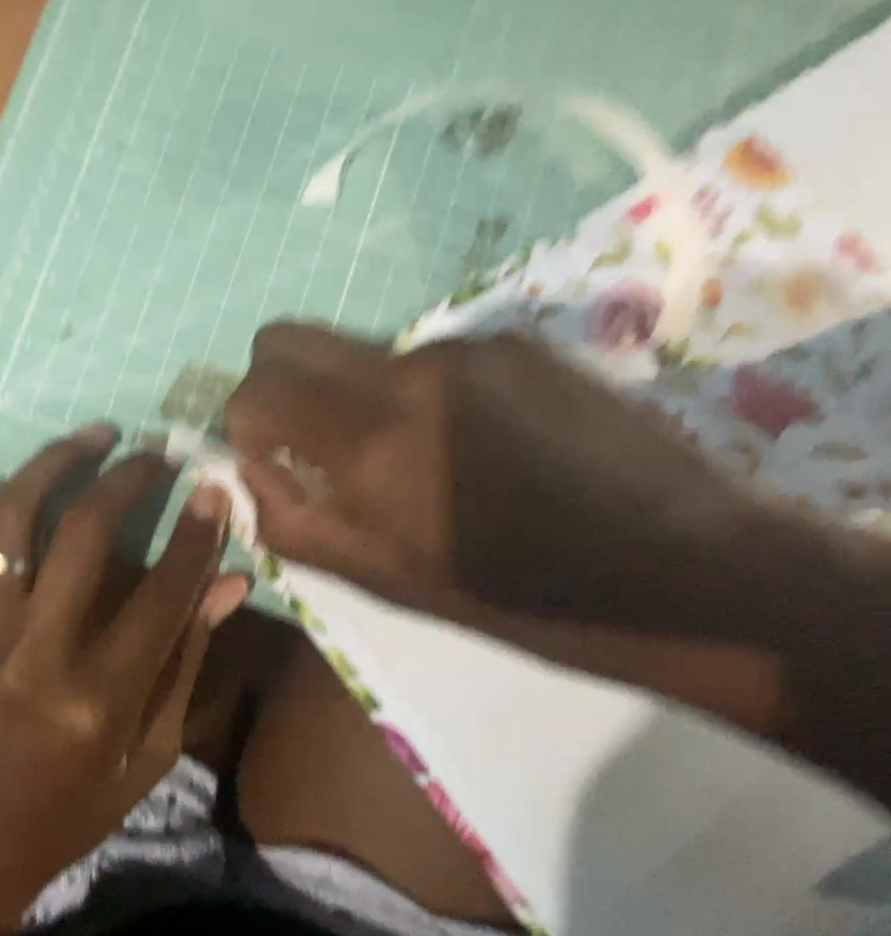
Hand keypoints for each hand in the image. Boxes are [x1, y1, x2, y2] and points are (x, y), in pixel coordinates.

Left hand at [0, 425, 246, 895]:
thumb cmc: (74, 804)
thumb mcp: (150, 751)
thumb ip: (184, 660)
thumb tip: (225, 581)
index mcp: (99, 695)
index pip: (161, 594)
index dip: (195, 533)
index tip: (212, 488)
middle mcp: (36, 650)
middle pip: (83, 535)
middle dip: (126, 480)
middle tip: (154, 454)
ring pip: (8, 525)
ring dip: (48, 467)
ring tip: (88, 438)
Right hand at [223, 321, 890, 804]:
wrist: (692, 573)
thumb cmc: (520, 597)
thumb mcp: (384, 581)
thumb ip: (294, 522)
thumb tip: (252, 474)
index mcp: (371, 441)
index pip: (255, 389)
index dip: (243, 426)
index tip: (273, 461)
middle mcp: (407, 374)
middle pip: (286, 338)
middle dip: (273, 385)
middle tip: (310, 441)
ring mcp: (466, 350)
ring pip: (361, 355)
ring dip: (361, 399)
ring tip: (426, 460)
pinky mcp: (517, 344)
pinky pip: (430, 359)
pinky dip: (424, 396)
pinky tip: (483, 447)